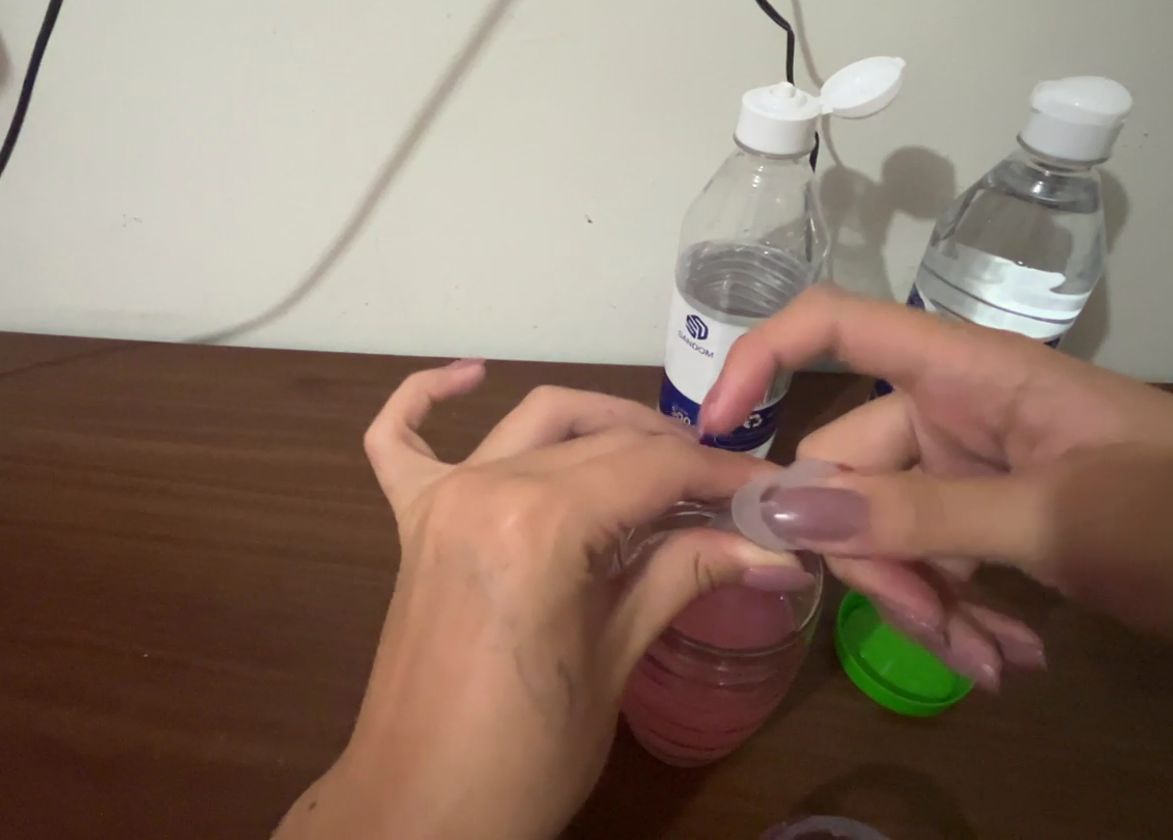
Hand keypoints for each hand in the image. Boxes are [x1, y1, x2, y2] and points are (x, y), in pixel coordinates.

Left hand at [276, 360, 805, 839]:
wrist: (420, 808)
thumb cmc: (528, 755)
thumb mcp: (616, 658)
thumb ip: (686, 575)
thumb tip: (774, 548)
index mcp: (542, 524)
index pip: (653, 469)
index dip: (720, 475)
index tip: (767, 489)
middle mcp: (487, 486)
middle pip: (604, 441)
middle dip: (675, 457)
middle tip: (725, 489)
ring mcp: (441, 495)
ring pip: (534, 420)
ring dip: (600, 422)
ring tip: (655, 451)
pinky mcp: (411, 516)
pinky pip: (398, 436)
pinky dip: (425, 395)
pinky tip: (470, 375)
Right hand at [702, 287, 1172, 690]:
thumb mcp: (1062, 520)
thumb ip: (914, 513)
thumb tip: (781, 508)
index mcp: (965, 370)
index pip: (832, 326)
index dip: (758, 358)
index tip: (711, 431)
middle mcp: (951, 409)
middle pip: (848, 464)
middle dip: (870, 553)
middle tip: (931, 631)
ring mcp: (970, 466)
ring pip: (883, 525)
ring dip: (919, 597)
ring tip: (989, 662)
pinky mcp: (993, 517)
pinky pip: (930, 555)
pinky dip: (953, 607)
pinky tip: (1006, 656)